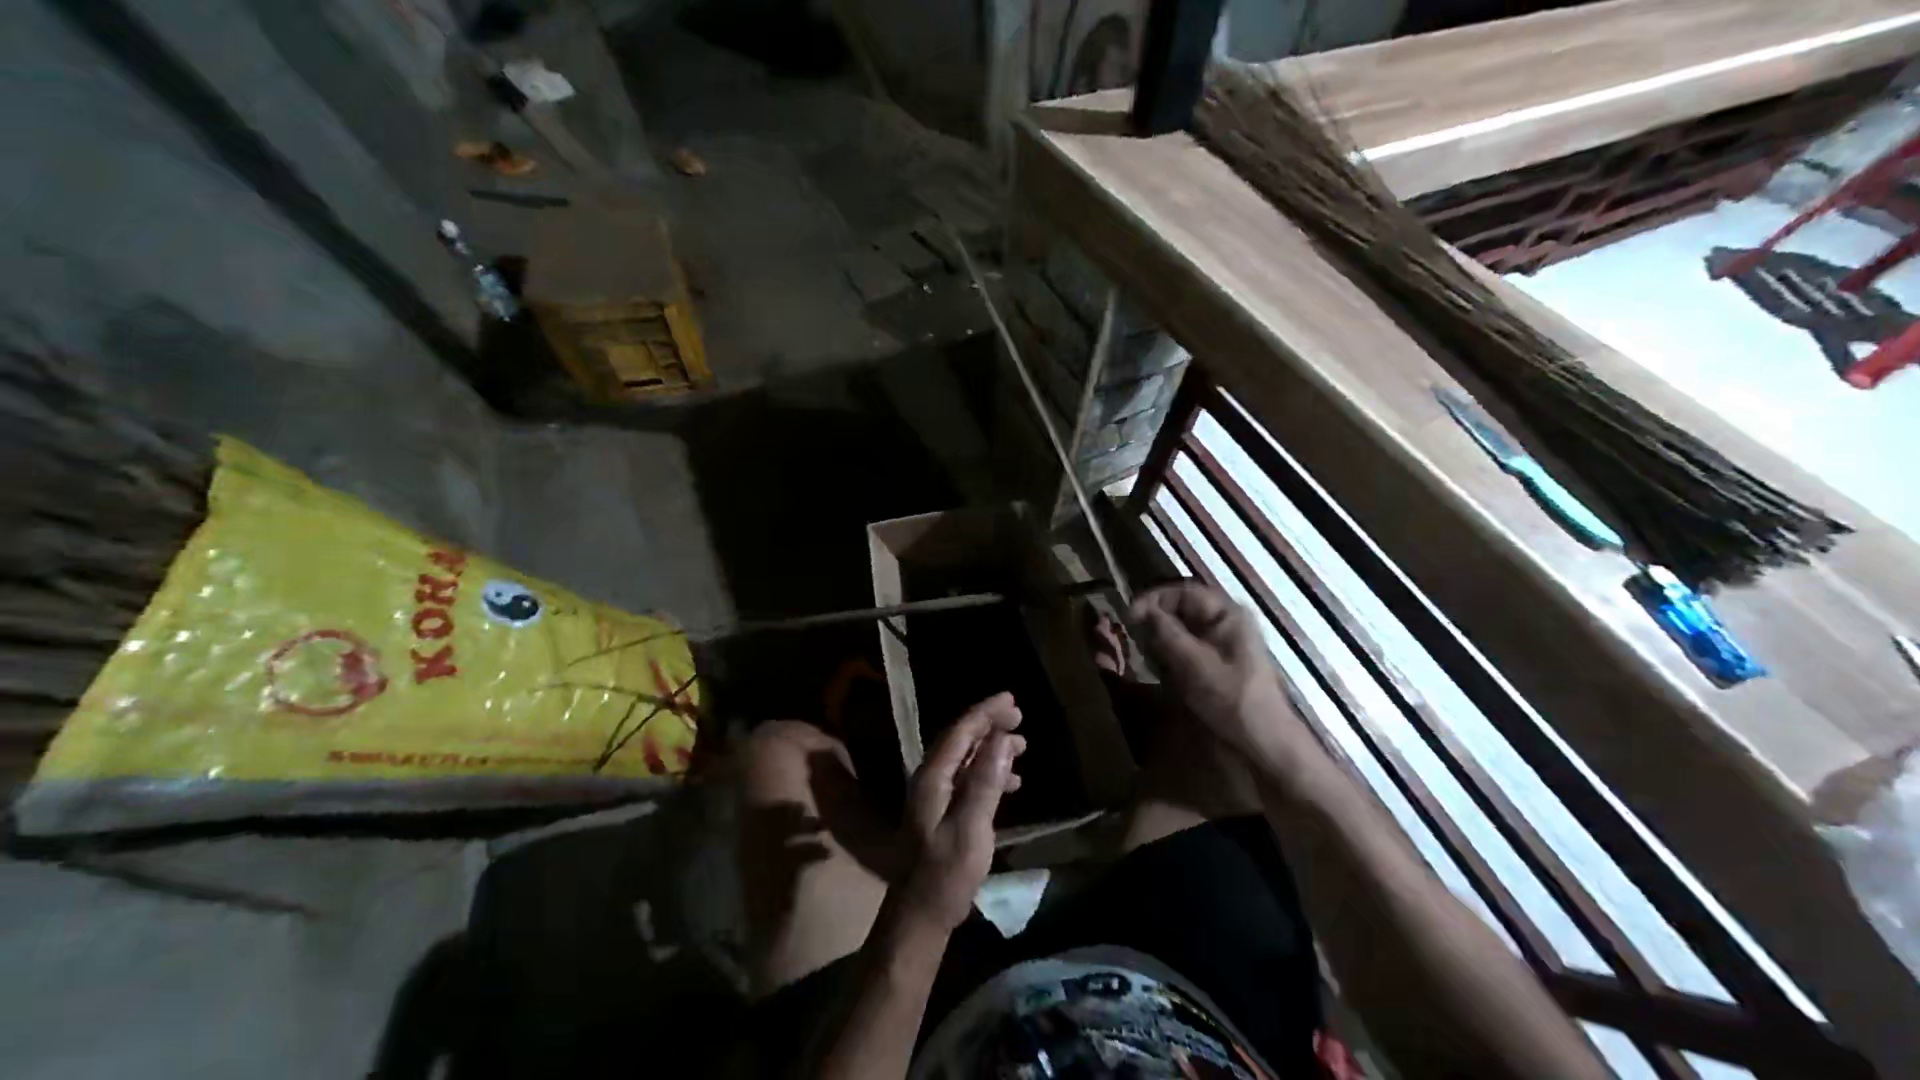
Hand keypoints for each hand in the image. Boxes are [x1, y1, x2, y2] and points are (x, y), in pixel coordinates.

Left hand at [896, 692, 1025, 931]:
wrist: (920, 915)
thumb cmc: (946, 874)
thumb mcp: (971, 828)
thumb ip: (985, 783)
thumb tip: (1002, 740)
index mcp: (932, 778)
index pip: (960, 732)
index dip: (985, 712)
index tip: (1011, 699)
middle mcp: (929, 780)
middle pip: (960, 740)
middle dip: (989, 724)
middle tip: (1019, 716)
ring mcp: (934, 796)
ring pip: (964, 758)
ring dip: (991, 747)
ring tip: (1021, 744)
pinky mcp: (941, 812)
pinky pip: (967, 778)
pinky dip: (989, 771)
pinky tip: (1010, 781)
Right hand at [1130, 583, 1328, 782]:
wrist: (1262, 744)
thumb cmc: (1232, 700)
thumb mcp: (1194, 664)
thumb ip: (1167, 633)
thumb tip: (1141, 610)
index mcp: (1227, 614)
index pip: (1183, 591)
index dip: (1153, 599)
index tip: (1128, 617)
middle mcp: (1225, 622)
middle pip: (1180, 609)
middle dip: (1156, 622)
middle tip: (1135, 640)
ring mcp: (1221, 644)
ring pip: (1180, 630)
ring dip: (1161, 642)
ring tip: (1151, 660)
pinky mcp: (1215, 664)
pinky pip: (1185, 650)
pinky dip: (1170, 657)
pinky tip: (1164, 673)